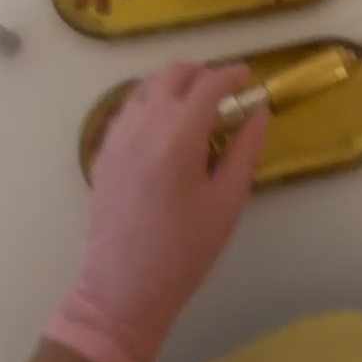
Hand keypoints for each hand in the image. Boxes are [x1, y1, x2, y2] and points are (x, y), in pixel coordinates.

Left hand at [45, 62, 269, 361]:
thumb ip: (245, 150)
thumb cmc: (185, 251)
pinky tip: (164, 129)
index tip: (248, 77)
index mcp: (178, 137)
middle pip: (172, 74)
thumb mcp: (227, 203)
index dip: (232, 74)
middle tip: (223, 90)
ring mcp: (117, 136)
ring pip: (145, 85)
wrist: (122, 289)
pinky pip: (127, 108)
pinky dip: (150, 103)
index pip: (208, 84)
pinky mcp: (102, 151)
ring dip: (173, 84)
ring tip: (194, 106)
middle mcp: (143, 125)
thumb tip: (258, 111)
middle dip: (201, 72)